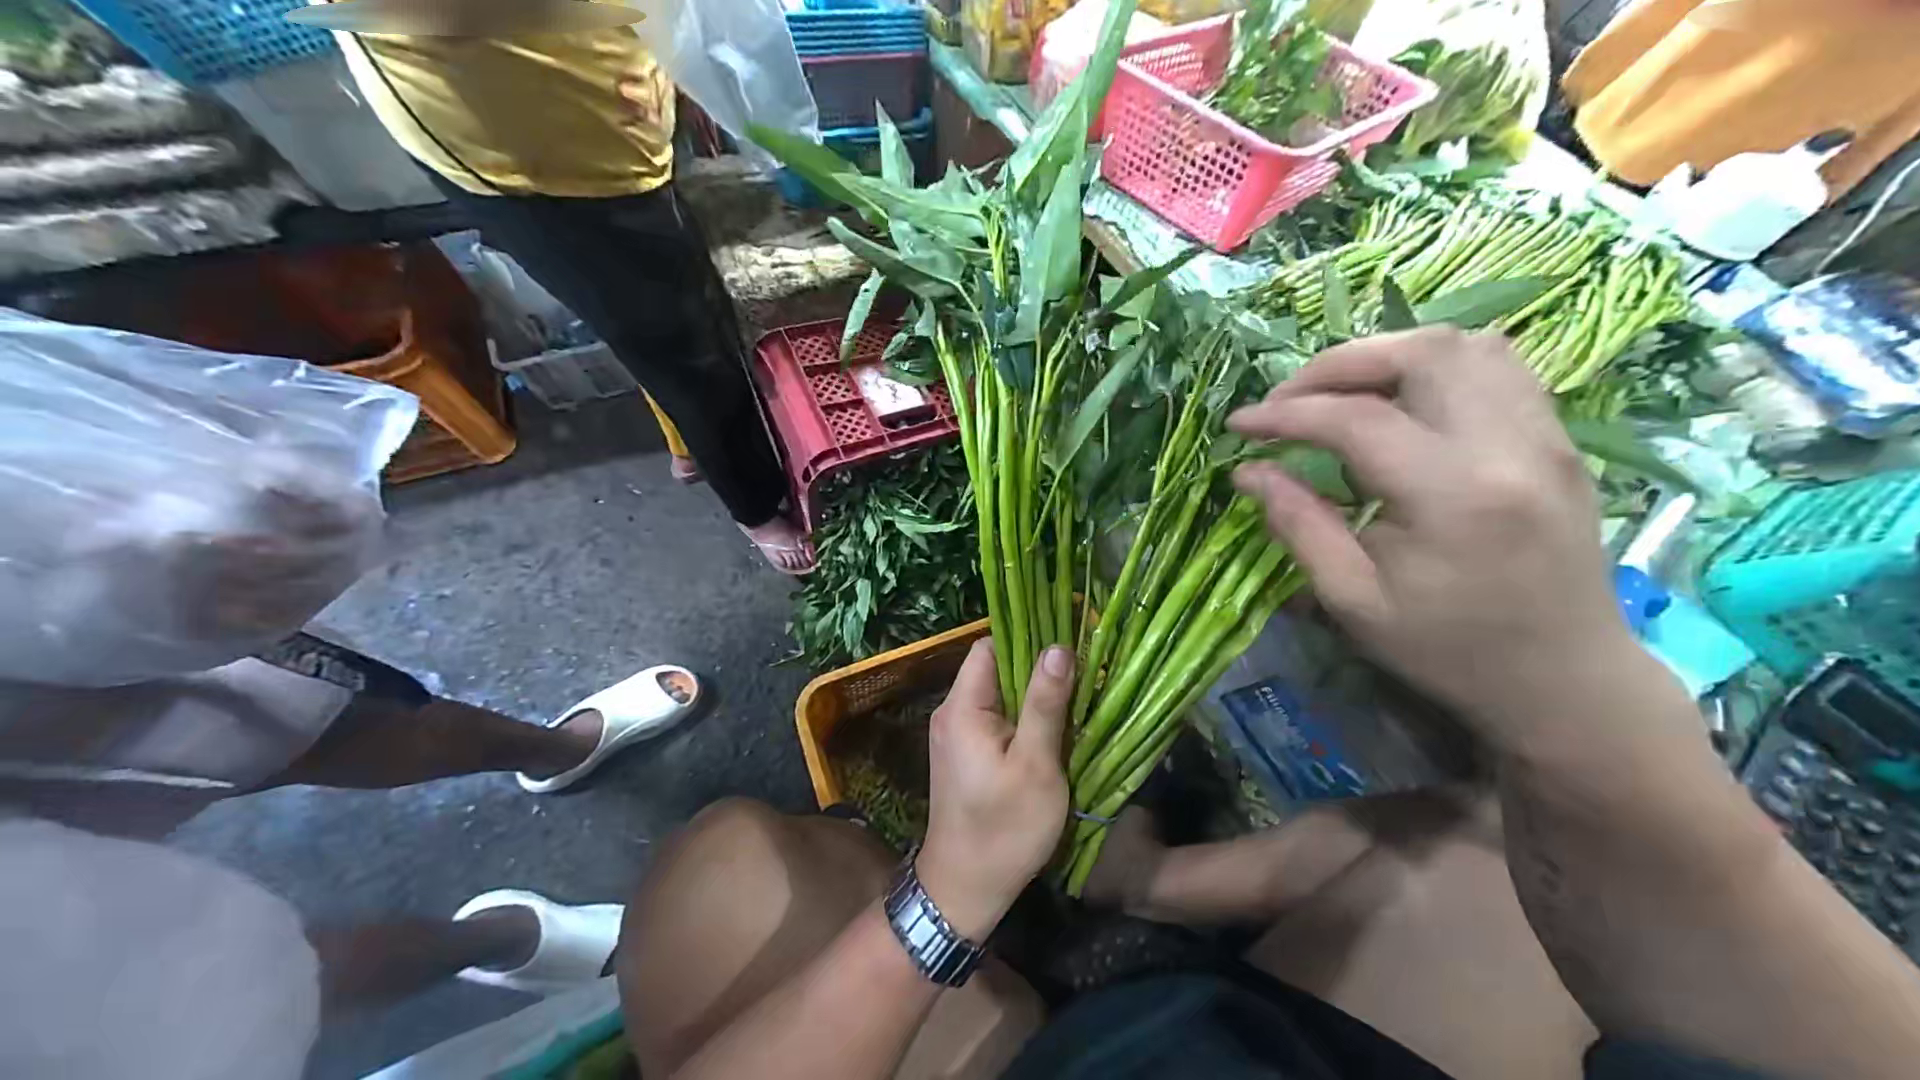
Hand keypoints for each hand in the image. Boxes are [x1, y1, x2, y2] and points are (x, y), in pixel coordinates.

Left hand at [917, 639, 1073, 940]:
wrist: (965, 888)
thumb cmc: (1005, 827)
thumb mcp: (1035, 764)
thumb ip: (1045, 703)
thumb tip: (1058, 646)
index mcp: (962, 707)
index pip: (989, 646)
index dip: (1027, 640)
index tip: (1067, 647)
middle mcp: (951, 712)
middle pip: (993, 669)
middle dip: (1035, 670)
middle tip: (1079, 677)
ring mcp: (954, 734)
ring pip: (997, 695)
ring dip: (1031, 697)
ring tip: (1072, 703)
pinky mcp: (963, 754)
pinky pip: (993, 719)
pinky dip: (1021, 719)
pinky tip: (1050, 732)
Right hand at [1228, 329, 1636, 751]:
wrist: (1566, 679)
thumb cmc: (1448, 649)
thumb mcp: (1352, 600)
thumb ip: (1298, 524)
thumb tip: (1248, 471)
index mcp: (1453, 496)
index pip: (1357, 419)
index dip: (1285, 414)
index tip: (1238, 426)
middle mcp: (1509, 446)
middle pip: (1420, 353)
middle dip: (1337, 365)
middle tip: (1287, 401)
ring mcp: (1545, 436)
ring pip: (1465, 345)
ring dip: (1386, 356)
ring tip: (1338, 395)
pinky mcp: (1556, 439)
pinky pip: (1496, 366)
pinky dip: (1433, 366)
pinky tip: (1398, 401)